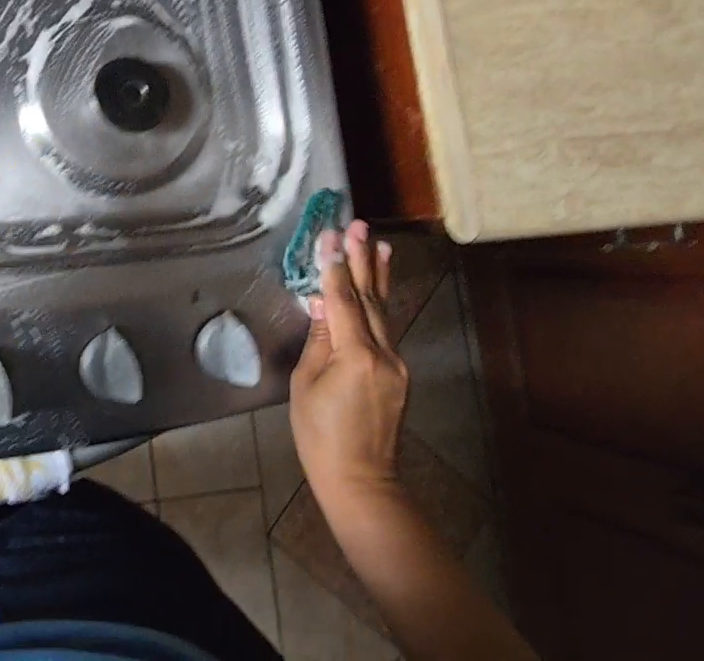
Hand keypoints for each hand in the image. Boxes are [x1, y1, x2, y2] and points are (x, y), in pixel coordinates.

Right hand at [289, 220, 406, 508]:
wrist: (359, 478)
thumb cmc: (319, 434)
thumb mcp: (305, 384)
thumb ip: (318, 339)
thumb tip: (321, 303)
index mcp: (355, 355)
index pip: (342, 299)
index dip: (334, 265)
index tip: (329, 234)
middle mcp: (383, 353)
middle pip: (369, 298)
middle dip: (362, 259)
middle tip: (358, 224)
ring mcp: (396, 363)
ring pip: (382, 311)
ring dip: (378, 276)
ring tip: (379, 244)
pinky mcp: (398, 373)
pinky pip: (385, 329)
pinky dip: (378, 304)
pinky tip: (375, 289)